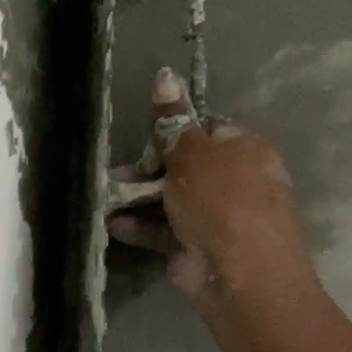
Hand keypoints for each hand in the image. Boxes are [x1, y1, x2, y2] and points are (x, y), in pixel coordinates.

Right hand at [107, 67, 317, 303]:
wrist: (240, 275)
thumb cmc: (224, 203)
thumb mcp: (194, 155)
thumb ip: (172, 122)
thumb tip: (164, 75)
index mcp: (246, 150)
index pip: (207, 129)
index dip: (175, 131)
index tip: (148, 140)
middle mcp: (234, 181)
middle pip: (182, 165)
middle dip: (148, 168)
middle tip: (118, 172)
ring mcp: (215, 217)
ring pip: (168, 199)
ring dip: (137, 199)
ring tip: (104, 197)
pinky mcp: (195, 247)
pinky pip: (161, 230)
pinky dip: (138, 226)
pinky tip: (112, 223)